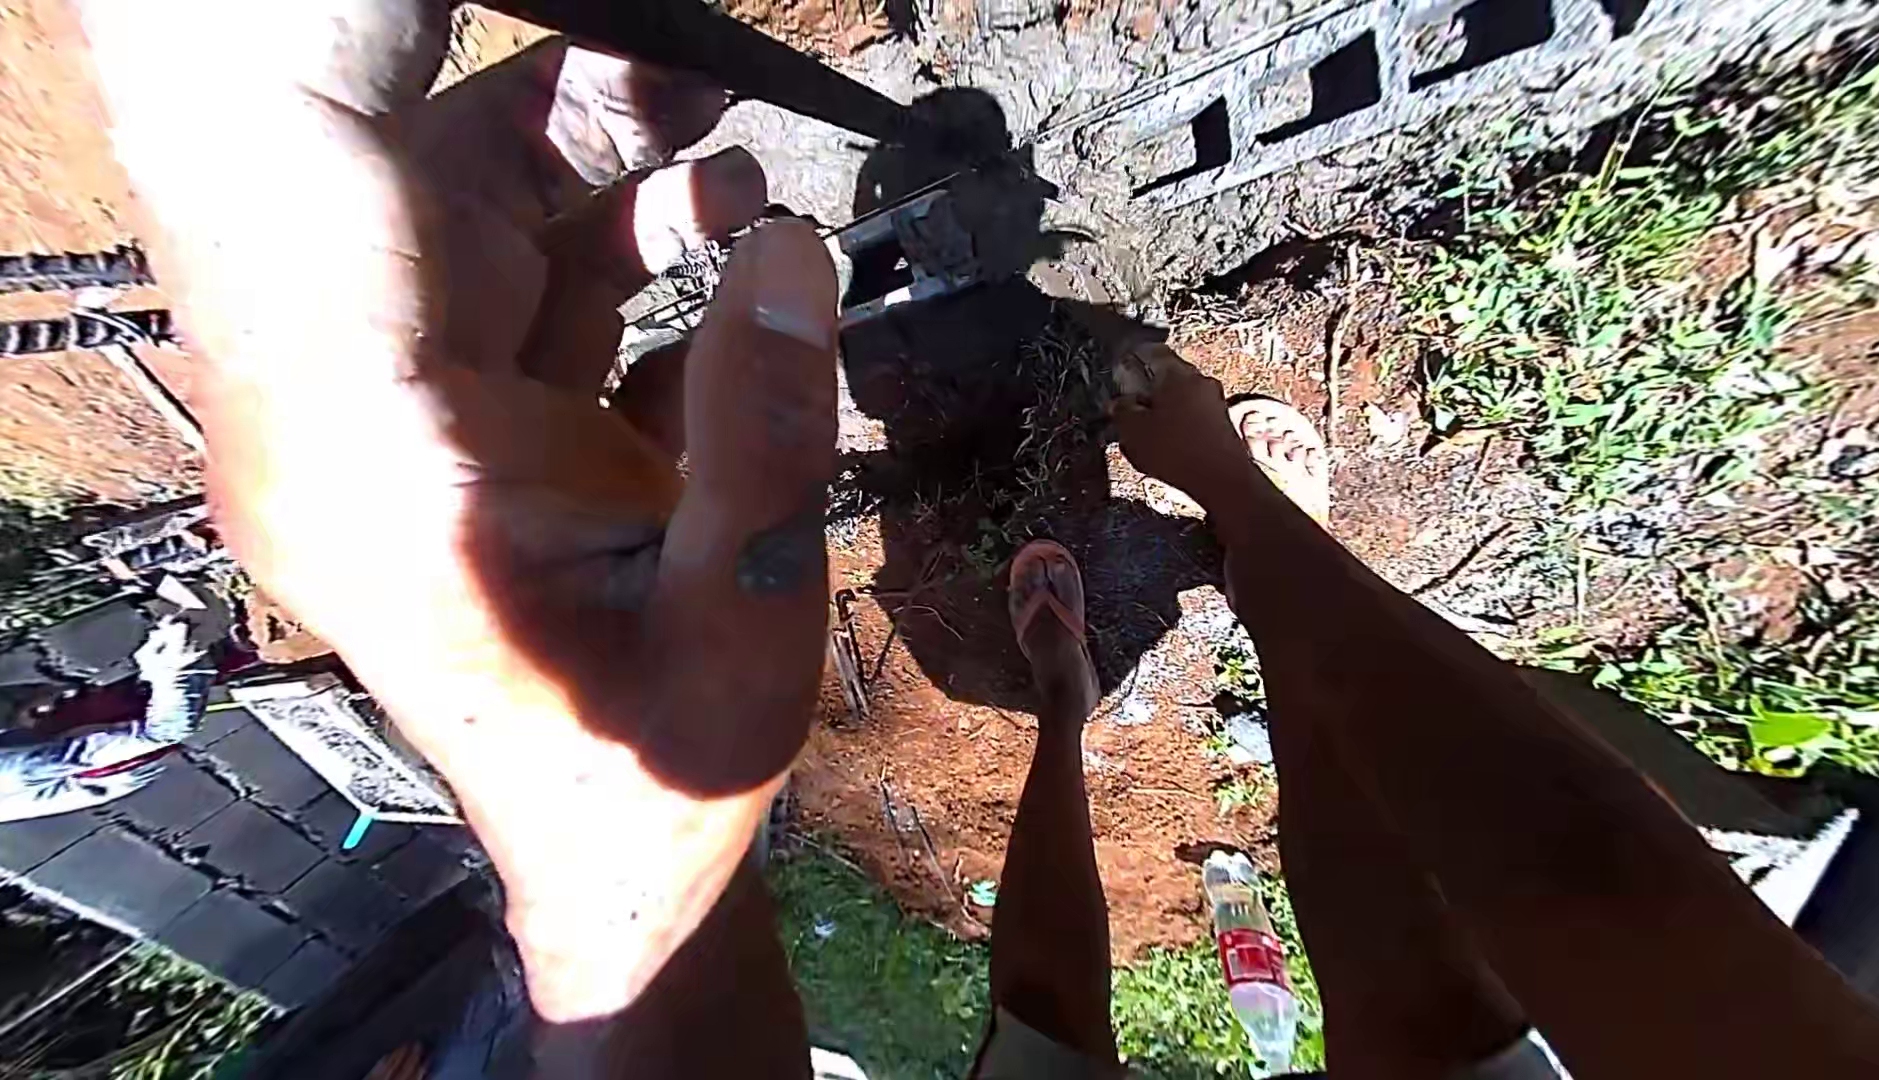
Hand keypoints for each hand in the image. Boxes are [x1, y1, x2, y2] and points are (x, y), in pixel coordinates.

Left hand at [80, 1, 837, 1020]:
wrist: (636, 842)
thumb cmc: (674, 763)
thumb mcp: (744, 609)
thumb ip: (763, 432)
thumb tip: (791, 255)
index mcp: (384, 453)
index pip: (286, 143)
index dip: (345, 2)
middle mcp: (370, 411)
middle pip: (395, 156)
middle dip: (541, 73)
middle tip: (690, 46)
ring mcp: (436, 423)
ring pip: (484, 219)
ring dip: (601, 151)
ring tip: (727, 133)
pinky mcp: (502, 442)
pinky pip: (549, 296)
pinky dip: (635, 245)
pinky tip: (730, 236)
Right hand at [1110, 343, 1254, 506]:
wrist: (1220, 479)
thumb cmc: (1175, 451)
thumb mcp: (1133, 431)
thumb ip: (1122, 411)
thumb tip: (1118, 403)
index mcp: (1177, 374)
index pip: (1153, 353)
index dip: (1134, 359)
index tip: (1122, 369)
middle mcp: (1200, 381)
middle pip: (1168, 377)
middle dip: (1148, 389)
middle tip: (1129, 404)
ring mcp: (1214, 402)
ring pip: (1181, 397)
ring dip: (1163, 408)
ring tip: (1145, 429)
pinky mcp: (1221, 423)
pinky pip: (1193, 415)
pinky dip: (1178, 424)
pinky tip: (1166, 443)